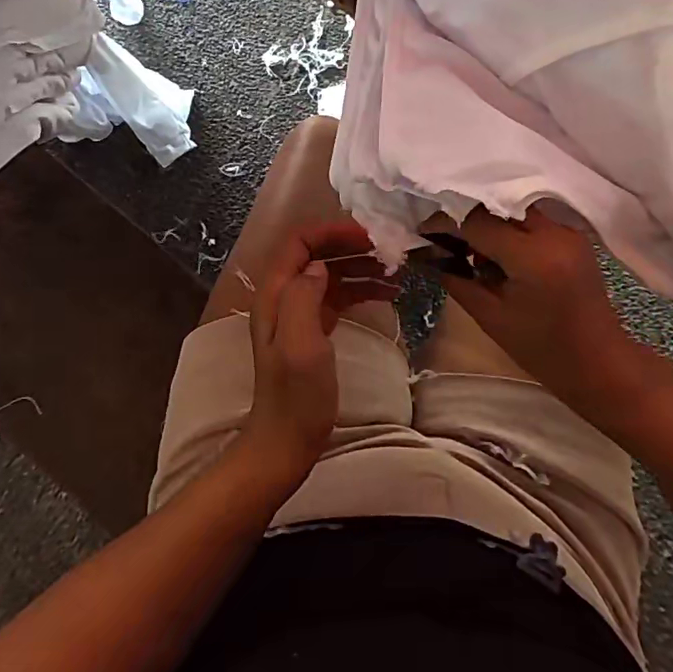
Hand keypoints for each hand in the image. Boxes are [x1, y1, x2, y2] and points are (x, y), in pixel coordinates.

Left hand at [240, 221, 394, 479]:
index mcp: (275, 293)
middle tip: (389, 251)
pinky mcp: (314, 330)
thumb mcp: (299, 344)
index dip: (330, 232)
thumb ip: (303, 297)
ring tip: (397, 271)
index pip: (298, 242)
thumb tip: (319, 265)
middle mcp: (283, 296)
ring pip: (330, 275)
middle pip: (316, 254)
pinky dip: (361, 290)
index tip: (369, 235)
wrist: (287, 439)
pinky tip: (388, 293)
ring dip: (361, 268)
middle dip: (350, 246)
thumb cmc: (295, 394)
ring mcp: (298, 314)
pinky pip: (337, 298)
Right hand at [422, 206, 672, 420]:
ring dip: (485, 222)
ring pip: (512, 209)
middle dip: (463, 218)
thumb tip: (423, 253)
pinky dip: (506, 229)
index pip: (475, 221)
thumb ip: (455, 276)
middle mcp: (554, 233)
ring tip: (468, 250)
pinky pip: (529, 220)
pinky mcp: (572, 236)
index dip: (442, 223)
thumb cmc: (541, 349)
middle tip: (441, 239)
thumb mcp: (488, 314)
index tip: (420, 232)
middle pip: (494, 206)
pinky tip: (494, 254)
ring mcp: (567, 231)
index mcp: (533, 256)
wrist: (600, 363)